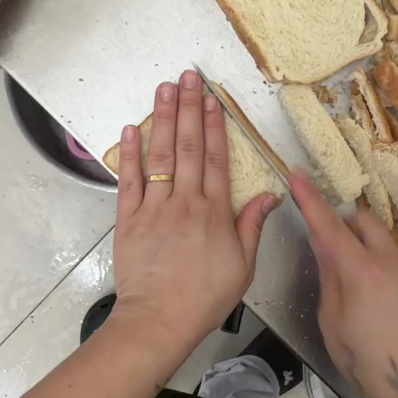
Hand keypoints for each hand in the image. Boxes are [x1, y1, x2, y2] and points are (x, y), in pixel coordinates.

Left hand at [110, 70, 276, 367]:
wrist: (159, 320)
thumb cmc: (204, 298)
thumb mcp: (242, 266)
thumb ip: (252, 226)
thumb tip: (268, 195)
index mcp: (214, 212)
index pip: (214, 159)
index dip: (214, 125)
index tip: (212, 99)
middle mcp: (184, 202)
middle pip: (187, 147)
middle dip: (188, 108)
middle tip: (188, 76)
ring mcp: (153, 208)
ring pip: (159, 155)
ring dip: (161, 119)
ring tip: (164, 89)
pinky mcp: (128, 220)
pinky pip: (129, 181)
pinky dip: (129, 154)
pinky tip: (131, 129)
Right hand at [291, 169, 397, 397]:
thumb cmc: (361, 359)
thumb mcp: (331, 319)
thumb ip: (329, 275)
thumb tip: (324, 245)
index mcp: (360, 271)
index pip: (329, 225)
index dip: (310, 198)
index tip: (297, 174)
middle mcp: (390, 262)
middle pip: (364, 221)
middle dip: (344, 221)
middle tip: (329, 241)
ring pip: (383, 241)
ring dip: (364, 245)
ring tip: (354, 280)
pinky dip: (381, 266)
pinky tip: (378, 300)